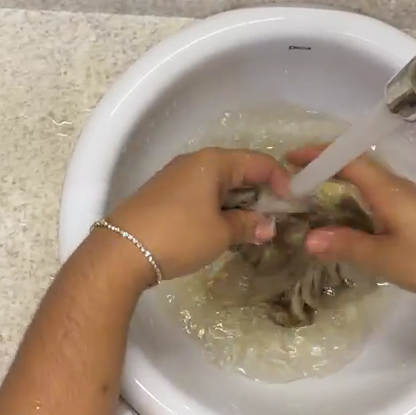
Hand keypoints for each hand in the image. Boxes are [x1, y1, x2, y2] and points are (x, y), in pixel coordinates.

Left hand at [102, 148, 290, 281]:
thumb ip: (248, 226)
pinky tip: (221, 229)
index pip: (259, 162)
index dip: (282, 180)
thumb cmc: (178, 236)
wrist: (121, 252)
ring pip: (218, 184)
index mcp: (213, 162)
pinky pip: (200, 194)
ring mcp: (175, 177)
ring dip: (238, 203)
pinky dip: (217, 207)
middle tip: (275, 218)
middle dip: (260, 193)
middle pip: (238, 170)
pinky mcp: (162, 195)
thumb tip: (267, 226)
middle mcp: (194, 162)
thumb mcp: (220, 234)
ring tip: (251, 227)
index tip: (294, 204)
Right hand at [288, 145, 415, 304]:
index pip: (348, 160)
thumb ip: (347, 245)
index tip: (290, 158)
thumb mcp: (386, 257)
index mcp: (388, 190)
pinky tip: (348, 221)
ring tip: (313, 199)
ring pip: (368, 184)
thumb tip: (308, 238)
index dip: (319, 155)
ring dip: (339, 185)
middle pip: (357, 167)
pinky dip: (355, 201)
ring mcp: (411, 202)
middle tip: (295, 179)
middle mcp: (398, 189)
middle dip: (325, 168)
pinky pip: (378, 199)